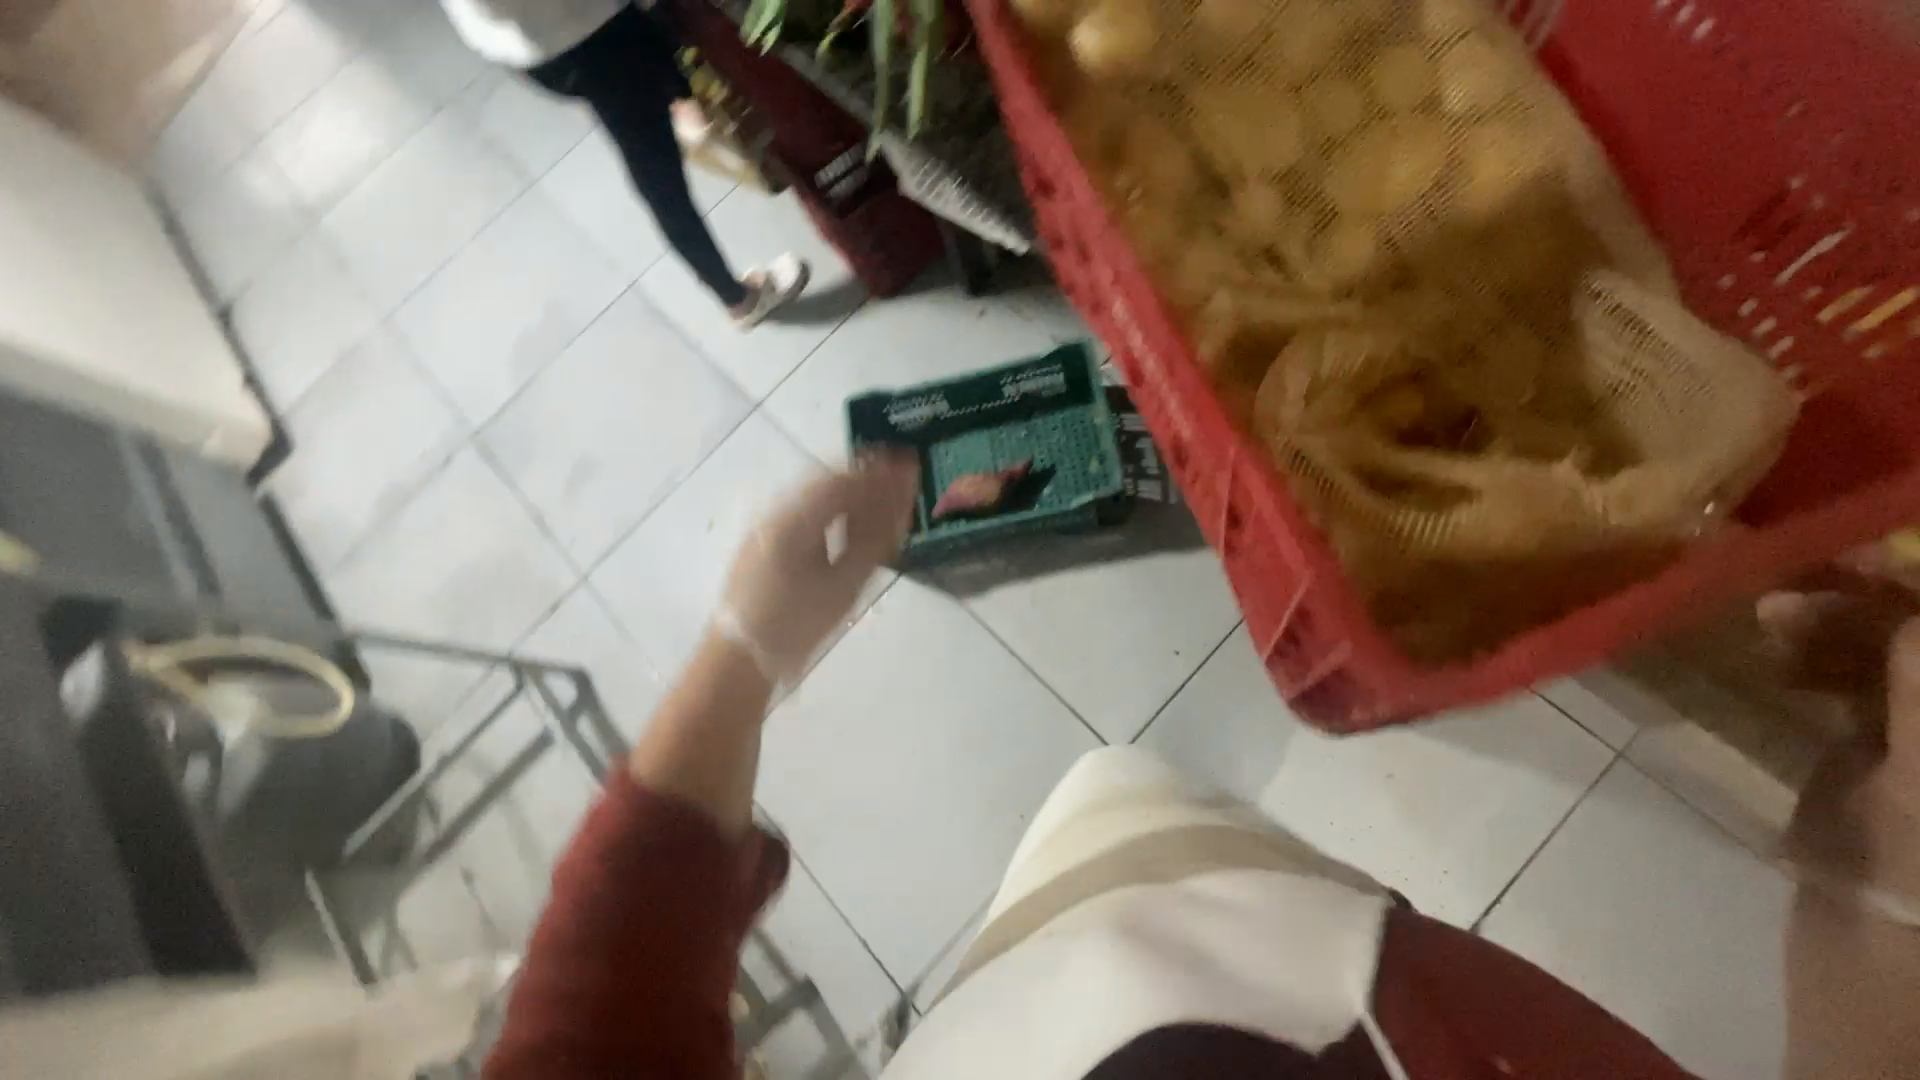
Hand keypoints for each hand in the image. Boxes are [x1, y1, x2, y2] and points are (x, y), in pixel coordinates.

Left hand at [714, 452, 919, 687]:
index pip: (843, 481)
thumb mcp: (843, 586)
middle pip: (829, 484)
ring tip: (884, 510)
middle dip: (868, 483)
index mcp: (793, 519)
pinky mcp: (763, 544)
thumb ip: (874, 540)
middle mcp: (776, 513)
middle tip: (903, 488)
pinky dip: (833, 516)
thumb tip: (900, 504)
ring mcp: (765, 528)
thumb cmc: (794, 626)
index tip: (911, 468)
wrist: (739, 659)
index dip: (880, 472)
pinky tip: (851, 531)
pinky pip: (804, 516)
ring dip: (852, 499)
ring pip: (816, 499)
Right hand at [1772, 559, 1919, 909]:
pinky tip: (1779, 658)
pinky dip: (1822, 661)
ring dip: (1840, 624)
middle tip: (1792, 575)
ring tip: (1768, 618)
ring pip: (1899, 651)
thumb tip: (1904, 596)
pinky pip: (1865, 684)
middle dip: (1878, 598)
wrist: (1890, 968)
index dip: (1919, 584)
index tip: (1852, 552)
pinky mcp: (1891, 753)